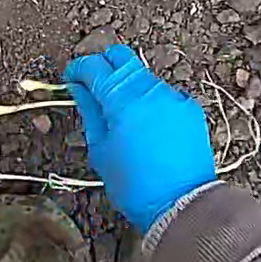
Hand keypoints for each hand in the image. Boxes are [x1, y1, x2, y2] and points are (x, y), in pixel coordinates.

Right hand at [65, 45, 216, 230]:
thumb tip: (78, 87)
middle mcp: (150, 89)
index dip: (78, 68)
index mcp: (123, 99)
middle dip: (103, 65)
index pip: (94, 65)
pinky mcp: (189, 107)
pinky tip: (146, 125)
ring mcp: (173, 96)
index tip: (71, 78)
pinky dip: (149, 99)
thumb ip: (89, 111)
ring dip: (127, 85)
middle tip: (93, 86)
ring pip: (143, 75)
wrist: (183, 205)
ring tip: (121, 115)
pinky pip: (163, 93)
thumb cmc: (135, 186)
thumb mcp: (101, 150)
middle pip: (121, 56)